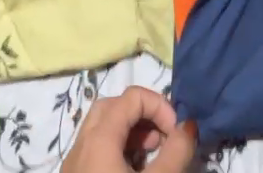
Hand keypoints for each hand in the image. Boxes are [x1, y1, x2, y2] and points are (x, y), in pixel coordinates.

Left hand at [62, 86, 197, 172]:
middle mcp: (80, 145)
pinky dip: (117, 150)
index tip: (177, 132)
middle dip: (142, 114)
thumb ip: (176, 150)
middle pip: (111, 107)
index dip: (160, 106)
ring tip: (152, 155)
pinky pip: (94, 152)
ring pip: (101, 130)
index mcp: (98, 137)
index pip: (132, 96)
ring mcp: (72, 165)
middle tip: (161, 136)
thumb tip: (189, 126)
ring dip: (130, 132)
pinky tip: (133, 171)